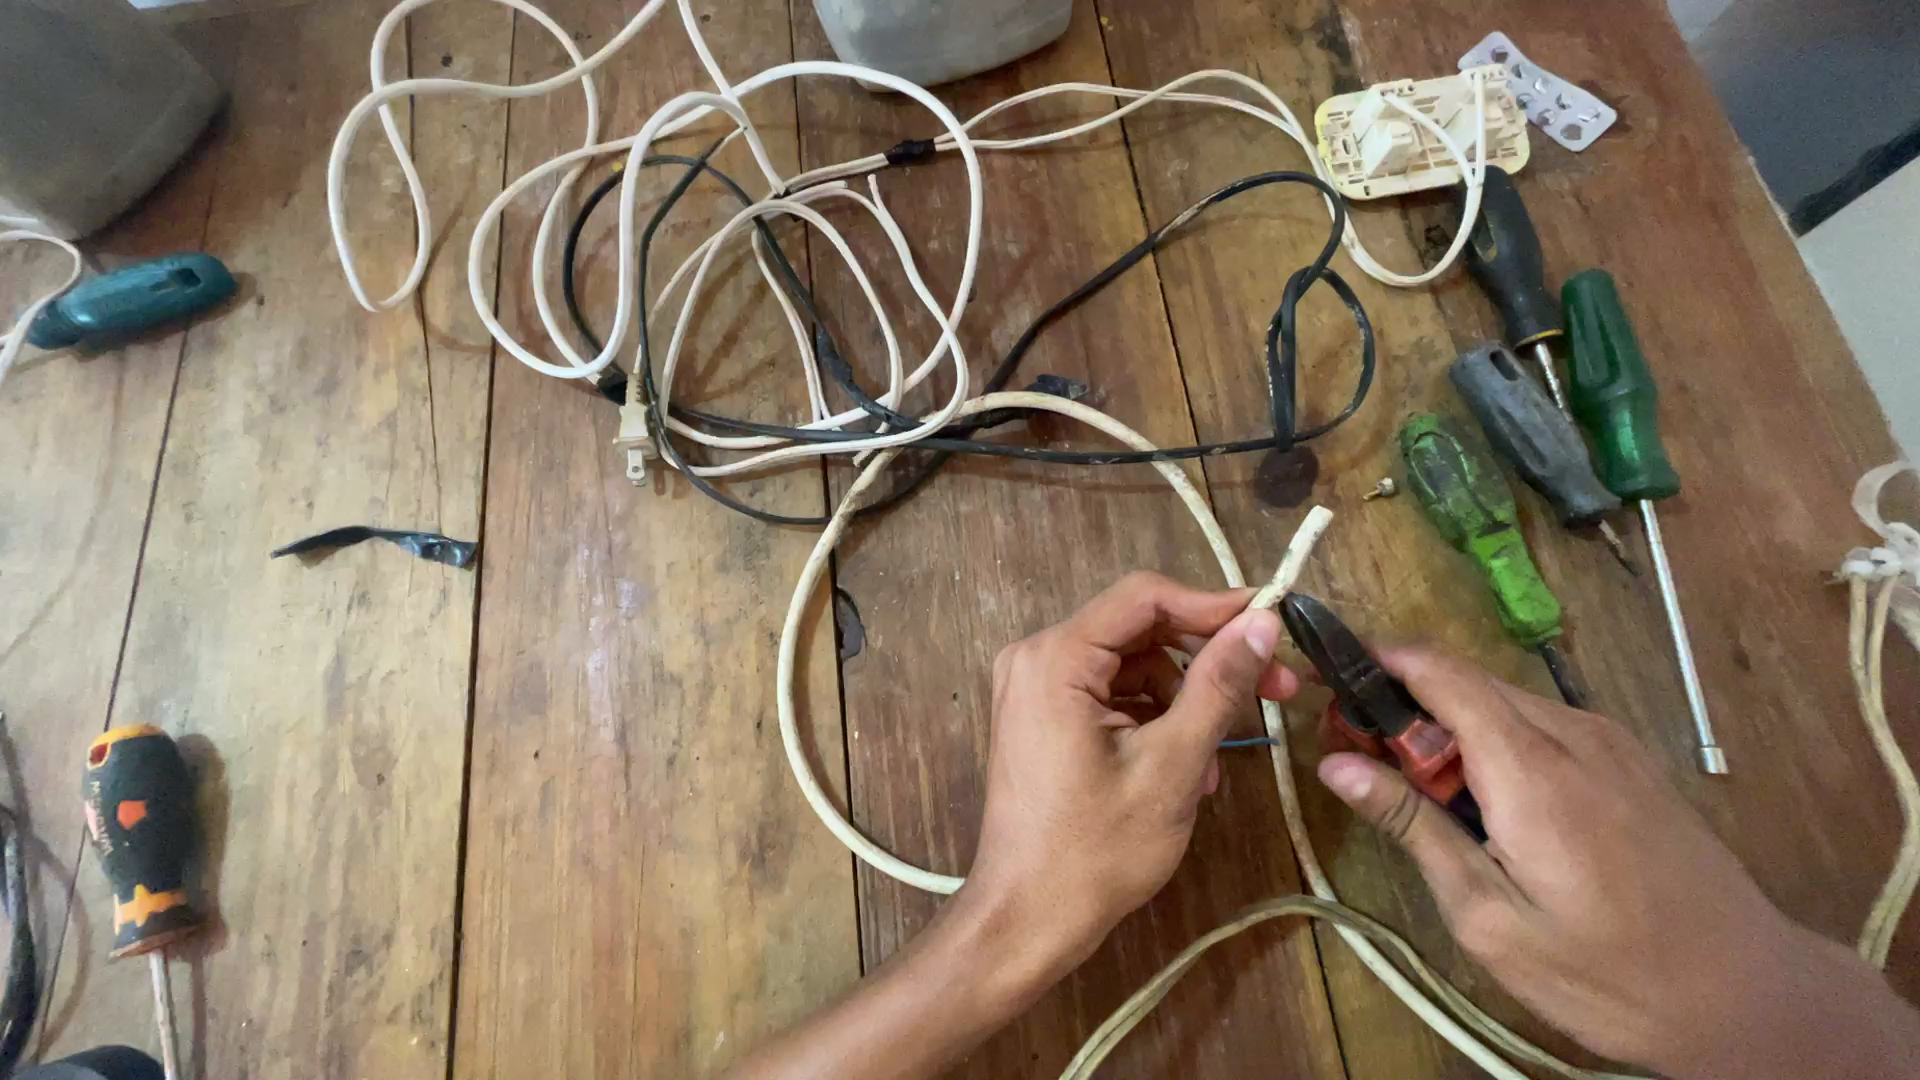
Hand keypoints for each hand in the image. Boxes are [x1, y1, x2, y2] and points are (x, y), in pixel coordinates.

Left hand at [961, 572, 1293, 979]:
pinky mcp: (1043, 713)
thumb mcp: (1172, 764)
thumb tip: (1262, 622)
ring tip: (1214, 764)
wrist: (1027, 916)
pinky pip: (1110, 694)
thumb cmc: (1096, 849)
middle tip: (1276, 688)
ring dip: (1182, 702)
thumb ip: (1217, 685)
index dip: (1212, 604)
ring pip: (1130, 666)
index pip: (1143, 597)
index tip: (1272, 621)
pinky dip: (1151, 720)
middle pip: (1138, 631)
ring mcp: (1034, 685)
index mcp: (1055, 656)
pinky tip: (1184, 767)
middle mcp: (1036, 656)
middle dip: (1205, 659)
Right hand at [1307, 647, 1919, 1078]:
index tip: (1328, 679)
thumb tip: (1334, 764)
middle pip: (1461, 680)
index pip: (1439, 673)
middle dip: (1400, 698)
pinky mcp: (1624, 757)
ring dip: (1443, 718)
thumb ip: (1412, 825)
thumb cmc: (1604, 969)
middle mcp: (1569, 734)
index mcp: (1529, 767)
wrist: (1755, 1002)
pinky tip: (1481, 790)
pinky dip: (1487, 732)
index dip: (1377, 661)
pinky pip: (1534, 717)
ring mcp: (1605, 741)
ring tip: (1414, 778)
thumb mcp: (1487, 914)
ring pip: (1496, 696)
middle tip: (1356, 746)